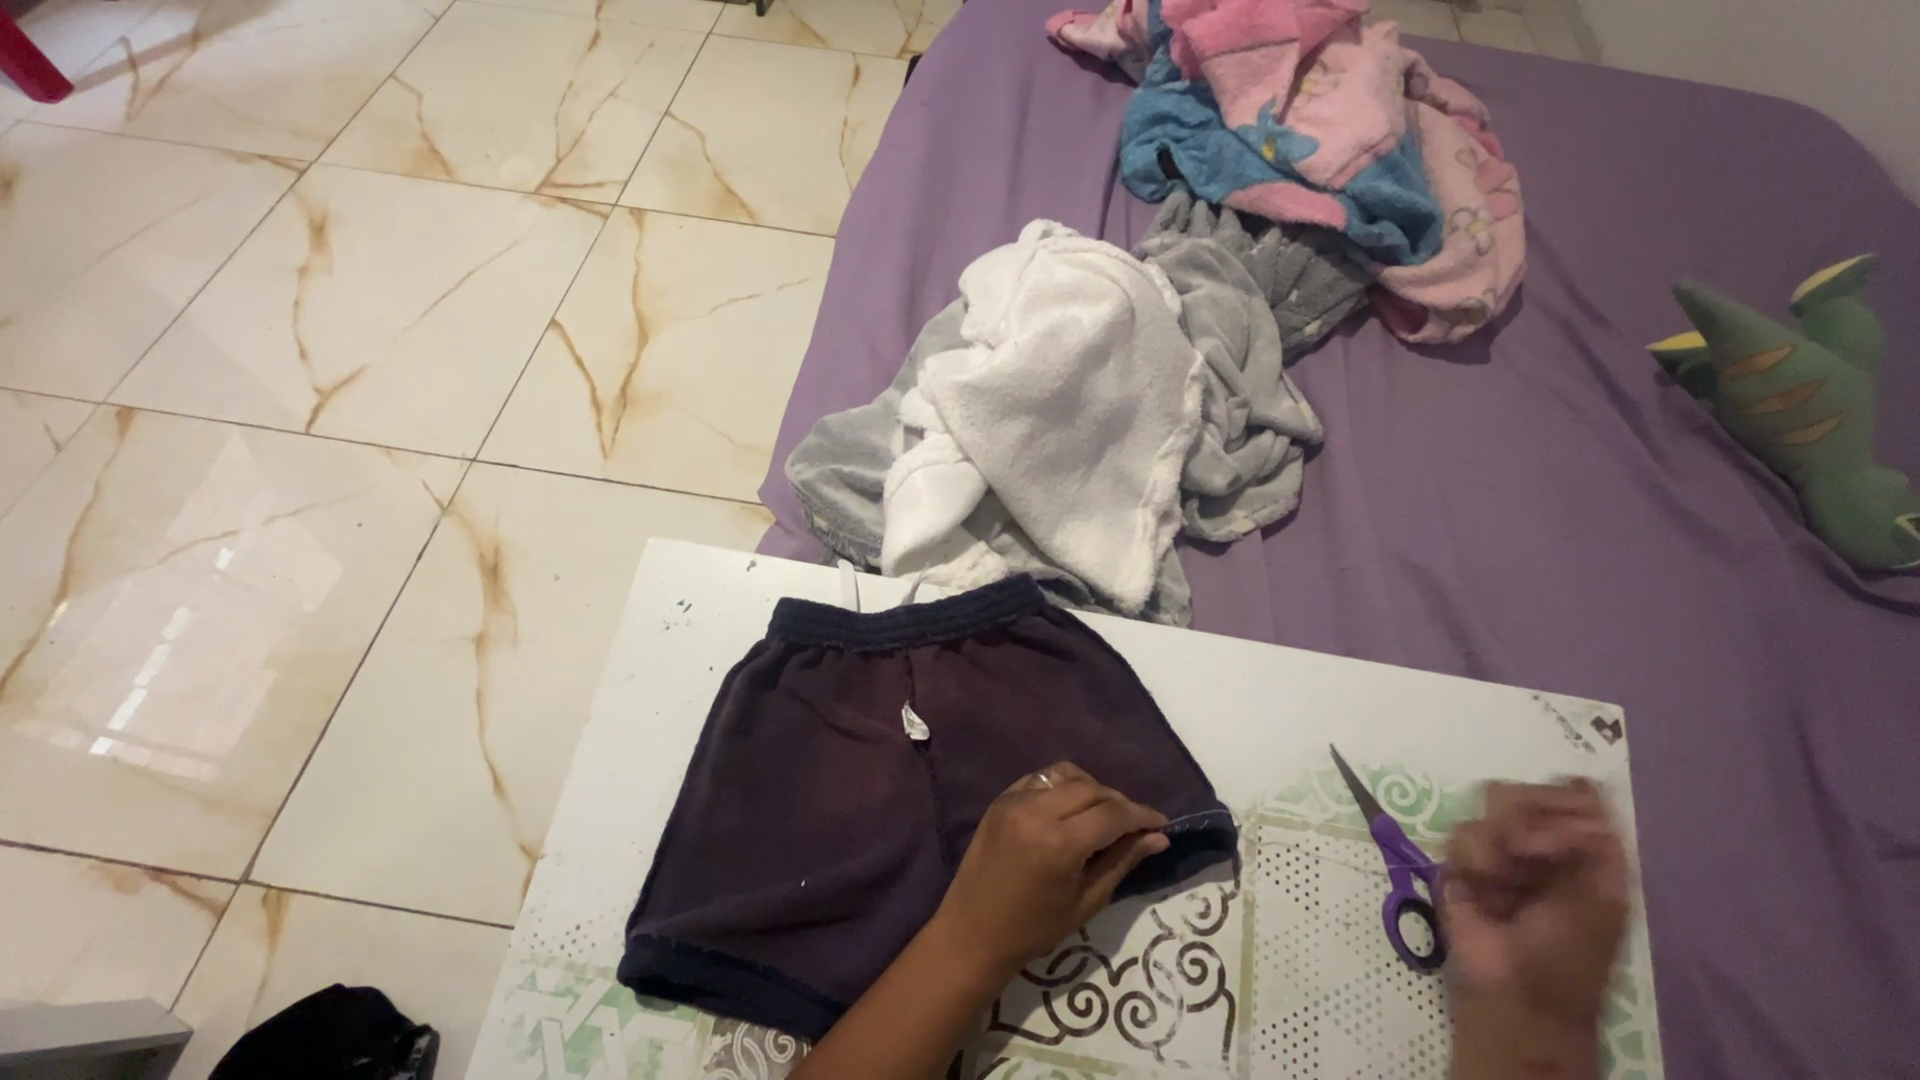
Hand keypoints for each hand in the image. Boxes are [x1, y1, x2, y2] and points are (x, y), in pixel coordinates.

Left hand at [928, 761, 1169, 980]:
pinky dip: (1062, 786)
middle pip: (1092, 789)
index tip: (1162, 823)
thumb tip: (1158, 836)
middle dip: (1119, 802)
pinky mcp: (1001, 799)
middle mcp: (1036, 811)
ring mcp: (1014, 800)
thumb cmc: (1033, 928)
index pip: (1112, 813)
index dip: (1142, 815)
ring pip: (1066, 774)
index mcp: (1058, 843)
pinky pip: (1041, 778)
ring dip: (1092, 788)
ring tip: (1103, 815)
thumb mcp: (1086, 901)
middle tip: (1135, 825)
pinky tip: (1070, 809)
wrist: (973, 931)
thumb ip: (1122, 861)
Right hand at [1442, 779, 1628, 1023]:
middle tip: (1536, 851)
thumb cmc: (1571, 953)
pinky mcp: (1456, 861)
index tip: (1572, 815)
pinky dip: (1477, 861)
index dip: (1564, 796)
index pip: (1569, 793)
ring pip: (1486, 808)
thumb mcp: (1603, 900)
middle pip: (1519, 790)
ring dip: (1503, 844)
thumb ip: (1597, 845)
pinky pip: (1461, 835)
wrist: (1518, 989)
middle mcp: (1534, 840)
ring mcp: (1494, 849)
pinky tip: (1485, 890)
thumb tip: (1583, 790)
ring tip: (1510, 882)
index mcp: (1576, 847)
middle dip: (1528, 816)